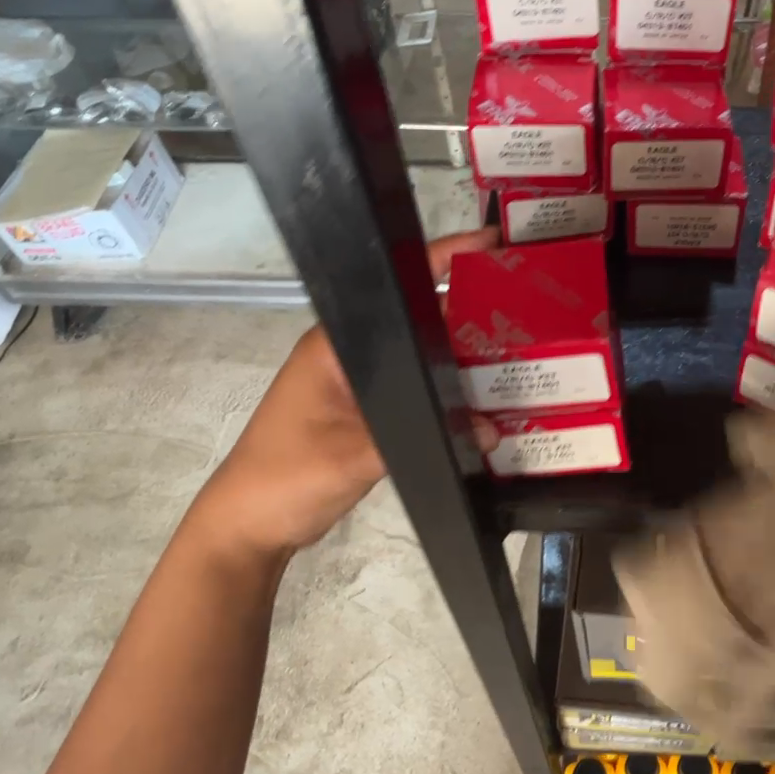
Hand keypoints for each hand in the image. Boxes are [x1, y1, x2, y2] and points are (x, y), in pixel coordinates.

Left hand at [190, 227, 499, 561]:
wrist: (248, 528)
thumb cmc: (287, 477)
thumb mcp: (355, 454)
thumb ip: (424, 437)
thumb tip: (491, 429)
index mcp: (339, 342)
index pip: (396, 286)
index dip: (444, 259)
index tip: (491, 245)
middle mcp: (351, 352)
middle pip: (417, 318)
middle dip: (468, 312)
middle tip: (526, 310)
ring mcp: (359, 381)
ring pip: (420, 355)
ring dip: (459, 357)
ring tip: (515, 354)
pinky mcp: (367, 410)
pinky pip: (416, 387)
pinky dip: (445, 390)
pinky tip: (481, 400)